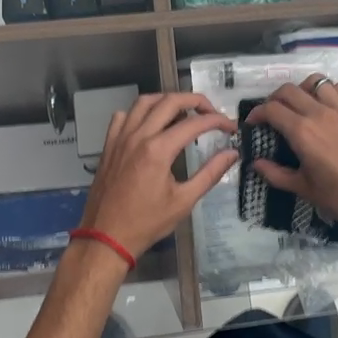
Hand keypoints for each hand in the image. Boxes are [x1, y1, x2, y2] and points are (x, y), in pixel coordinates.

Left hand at [78, 93, 237, 259]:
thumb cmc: (146, 222)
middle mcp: (138, 135)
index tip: (230, 127)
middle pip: (170, 101)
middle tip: (211, 113)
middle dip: (196, 101)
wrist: (106, 237)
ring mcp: (120, 137)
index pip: (194, 123)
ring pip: (145, 102)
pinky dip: (139, 112)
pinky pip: (123, 116)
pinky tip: (150, 124)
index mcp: (158, 149)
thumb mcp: (183, 201)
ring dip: (167, 100)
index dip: (217, 121)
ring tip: (183, 112)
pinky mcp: (109, 144)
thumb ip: (210, 174)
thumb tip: (232, 154)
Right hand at [248, 74, 337, 243]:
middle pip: (289, 90)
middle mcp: (320, 113)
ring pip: (316, 82)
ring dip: (302, 90)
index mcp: (303, 132)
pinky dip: (329, 90)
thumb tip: (256, 163)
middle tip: (272, 114)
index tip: (253, 123)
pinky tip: (327, 105)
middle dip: (275, 99)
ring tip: (300, 105)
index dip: (257, 113)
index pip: (272, 109)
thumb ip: (277, 174)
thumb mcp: (305, 190)